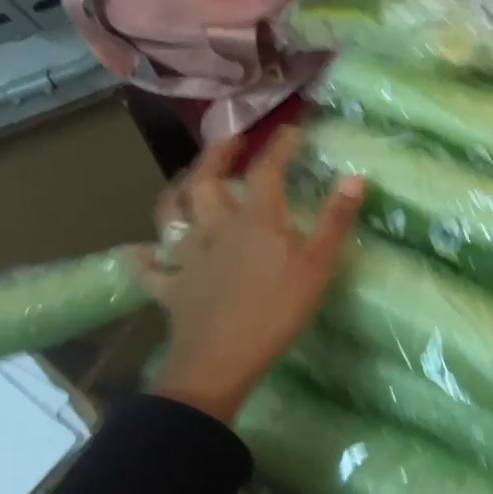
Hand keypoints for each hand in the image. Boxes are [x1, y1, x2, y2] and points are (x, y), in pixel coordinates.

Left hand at [140, 129, 363, 422]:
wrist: (217, 364)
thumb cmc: (275, 311)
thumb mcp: (318, 264)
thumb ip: (336, 219)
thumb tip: (355, 176)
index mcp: (255, 220)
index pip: (265, 170)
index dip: (278, 146)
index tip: (291, 128)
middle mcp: (216, 228)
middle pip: (207, 182)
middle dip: (217, 155)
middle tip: (230, 140)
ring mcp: (187, 259)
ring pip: (172, 215)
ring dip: (177, 191)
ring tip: (186, 179)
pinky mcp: (169, 290)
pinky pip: (149, 270)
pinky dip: (142, 257)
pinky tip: (137, 251)